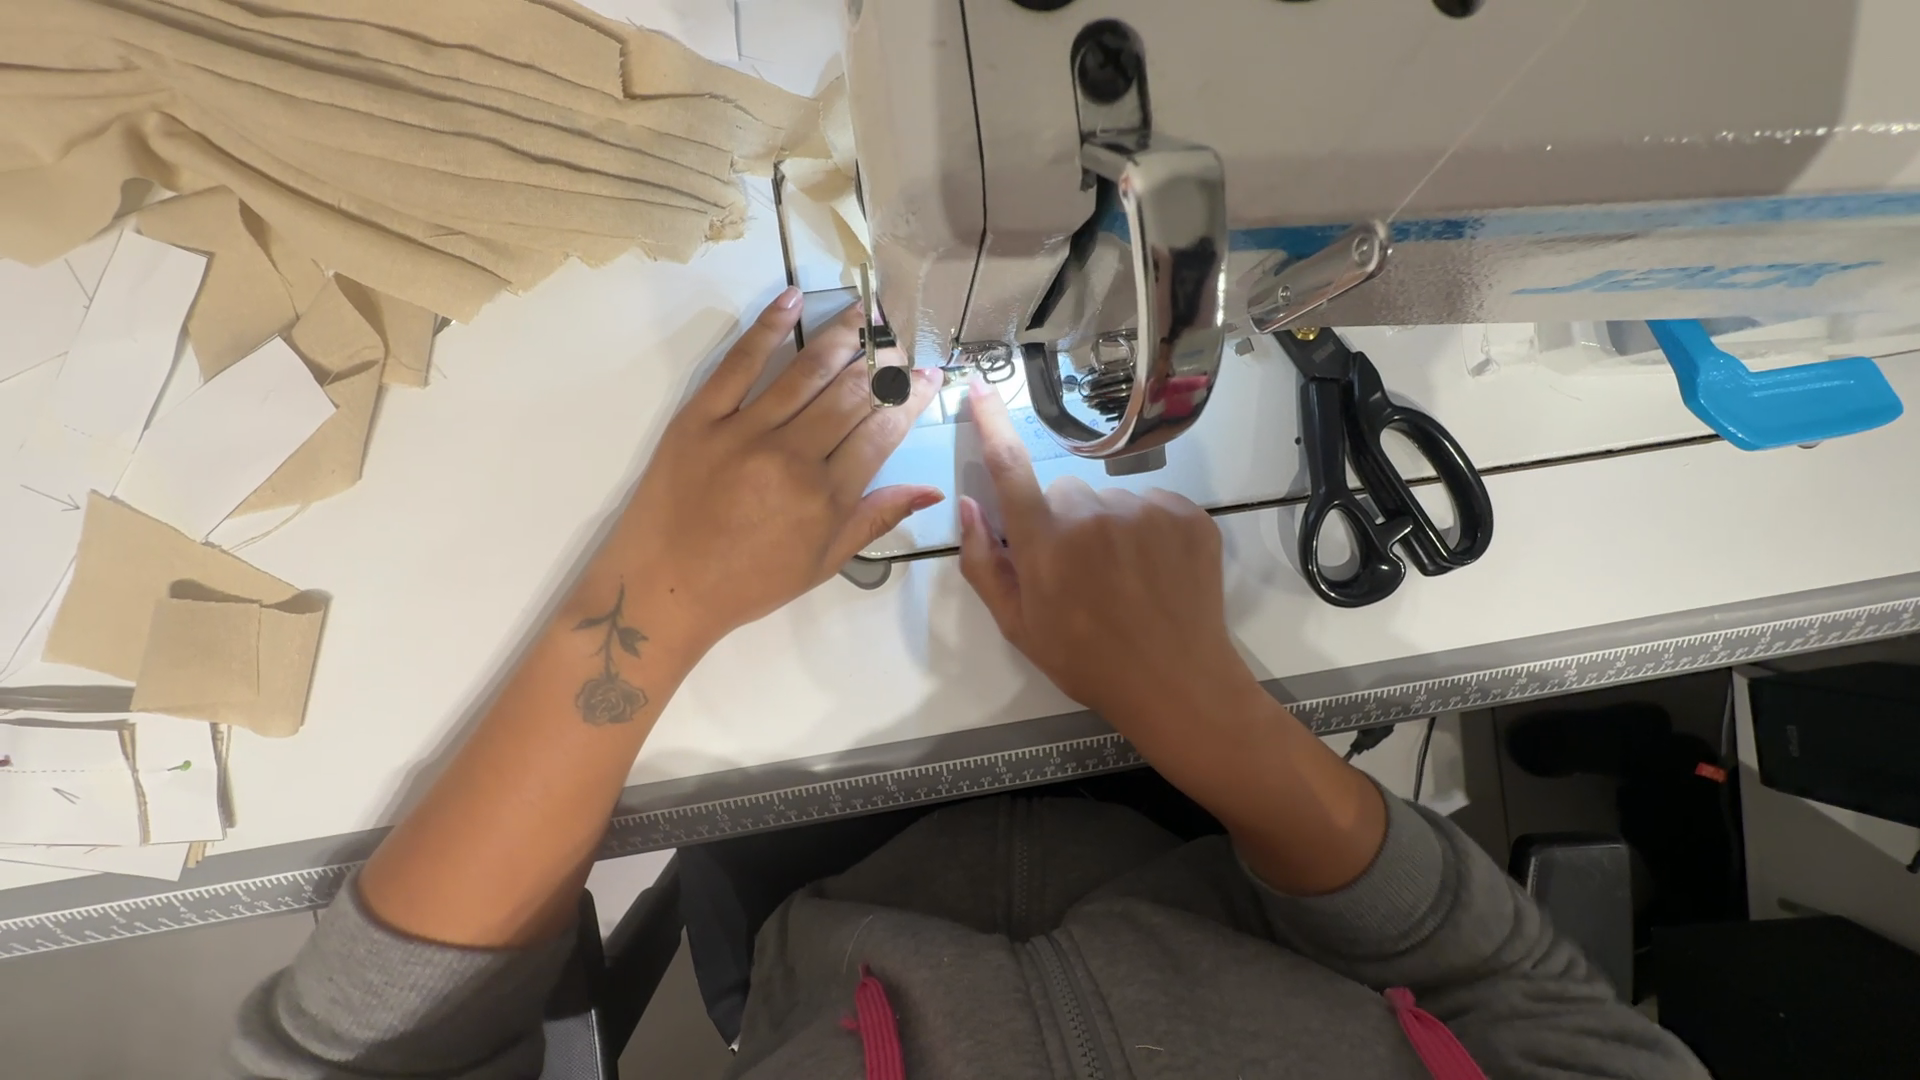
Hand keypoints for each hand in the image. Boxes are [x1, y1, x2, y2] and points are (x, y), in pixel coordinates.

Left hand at [593, 288, 943, 651]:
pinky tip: (793, 299)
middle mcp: (791, 457)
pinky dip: (768, 328)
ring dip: (841, 336)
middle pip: (850, 394)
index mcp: (826, 498)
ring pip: (805, 371)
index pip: (881, 432)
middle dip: (884, 364)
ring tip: (866, 314)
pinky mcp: (699, 416)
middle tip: (901, 344)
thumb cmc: (750, 583)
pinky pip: (739, 364)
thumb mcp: (823, 563)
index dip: (910, 400)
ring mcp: (743, 431)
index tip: (930, 378)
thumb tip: (932, 489)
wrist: (664, 588)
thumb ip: (876, 519)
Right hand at [957, 380, 1251, 724]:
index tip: (978, 387)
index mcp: (1045, 542)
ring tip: (1123, 578)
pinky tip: (1153, 570)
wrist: (1175, 682)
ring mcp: (1146, 510)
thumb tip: (969, 505)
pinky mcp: (1187, 514)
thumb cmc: (1085, 659)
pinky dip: (1147, 529)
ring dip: (1108, 527)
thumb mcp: (1017, 625)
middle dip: (1061, 522)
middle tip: (1079, 572)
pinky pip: (1151, 504)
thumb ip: (983, 562)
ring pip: (1110, 500)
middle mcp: (1094, 513)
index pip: (1009, 467)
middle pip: (1064, 493)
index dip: (990, 423)